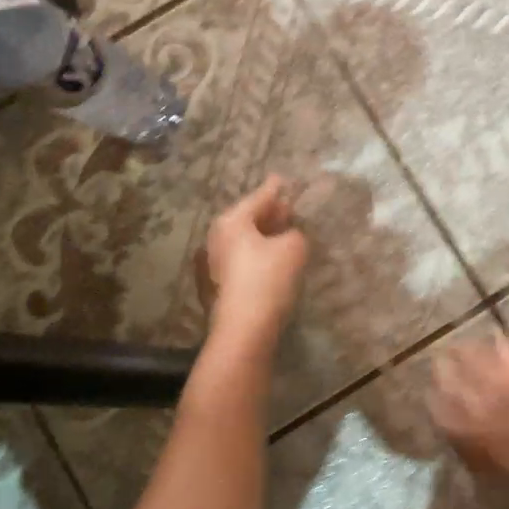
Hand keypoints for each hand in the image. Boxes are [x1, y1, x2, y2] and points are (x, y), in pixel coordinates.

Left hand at [195, 175, 307, 345]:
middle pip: (247, 218)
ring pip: (243, 240)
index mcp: (231, 221)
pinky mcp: (217, 285)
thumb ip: (295, 234)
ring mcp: (213, 262)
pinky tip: (271, 262)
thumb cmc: (267, 280)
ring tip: (283, 235)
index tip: (282, 179)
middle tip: (287, 209)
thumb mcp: (293, 248)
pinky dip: (256, 255)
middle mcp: (216, 237)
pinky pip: (240, 259)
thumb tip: (290, 236)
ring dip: (263, 236)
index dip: (275, 189)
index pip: (258, 198)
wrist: (243, 330)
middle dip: (268, 214)